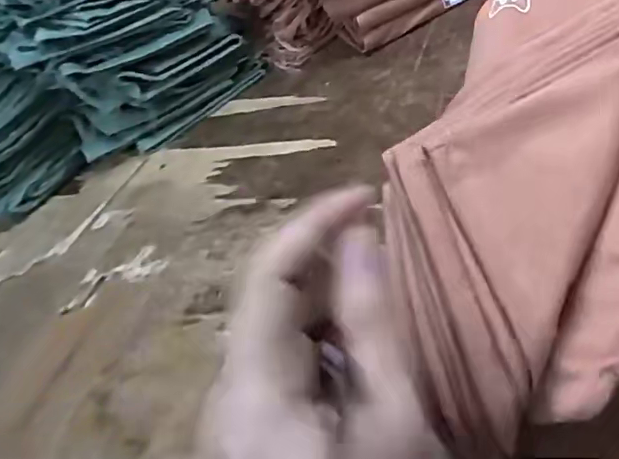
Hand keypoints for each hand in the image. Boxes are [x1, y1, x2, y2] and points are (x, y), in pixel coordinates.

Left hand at [198, 186, 443, 458]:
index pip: (268, 272)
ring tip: (378, 289)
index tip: (365, 192)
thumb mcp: (390, 412)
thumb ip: (372, 317)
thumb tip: (362, 232)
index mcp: (251, 387)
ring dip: (330, 295)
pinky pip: (284, 354)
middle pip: (271, 294)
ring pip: (279, 322)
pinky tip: (360, 343)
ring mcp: (236, 411)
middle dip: (329, 259)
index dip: (315, 219)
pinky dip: (324, 333)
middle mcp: (228, 391)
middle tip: (383, 241)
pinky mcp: (251, 425)